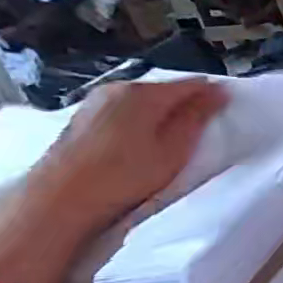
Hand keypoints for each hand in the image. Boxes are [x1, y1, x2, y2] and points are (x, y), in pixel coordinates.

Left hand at [22, 77, 226, 238]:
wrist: (60, 198)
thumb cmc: (125, 176)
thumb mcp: (174, 150)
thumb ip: (197, 118)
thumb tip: (217, 92)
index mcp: (146, 93)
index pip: (192, 83)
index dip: (212, 96)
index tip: (223, 114)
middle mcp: (119, 87)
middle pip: (165, 90)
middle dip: (184, 105)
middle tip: (197, 133)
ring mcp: (96, 100)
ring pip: (142, 100)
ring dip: (159, 114)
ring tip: (168, 141)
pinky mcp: (82, 117)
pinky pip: (122, 110)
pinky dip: (137, 121)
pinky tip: (137, 144)